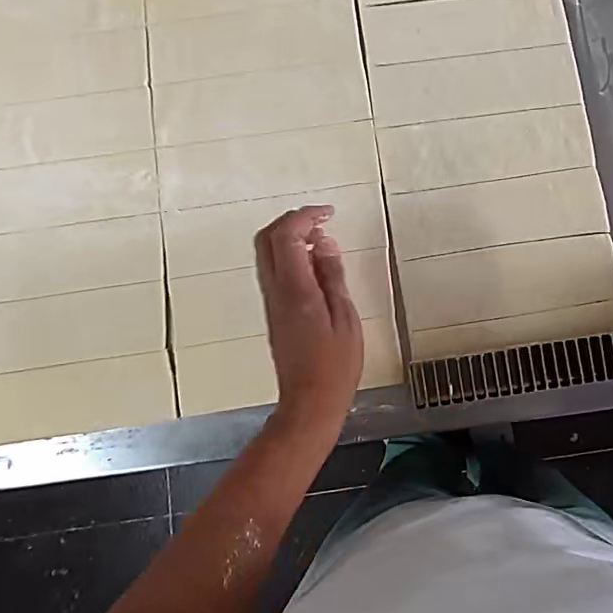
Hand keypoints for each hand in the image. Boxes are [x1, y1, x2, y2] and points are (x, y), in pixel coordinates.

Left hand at [255, 206, 362, 425]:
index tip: (328, 213)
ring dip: (291, 237)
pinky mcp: (276, 311)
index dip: (305, 216)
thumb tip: (325, 245)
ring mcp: (272, 302)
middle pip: (268, 239)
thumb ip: (332, 277)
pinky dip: (292, 255)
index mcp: (296, 290)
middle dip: (292, 221)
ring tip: (323, 238)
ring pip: (268, 254)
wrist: (310, 400)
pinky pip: (276, 270)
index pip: (286, 237)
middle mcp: (276, 291)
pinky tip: (316, 263)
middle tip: (322, 220)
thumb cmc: (335, 364)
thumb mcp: (345, 316)